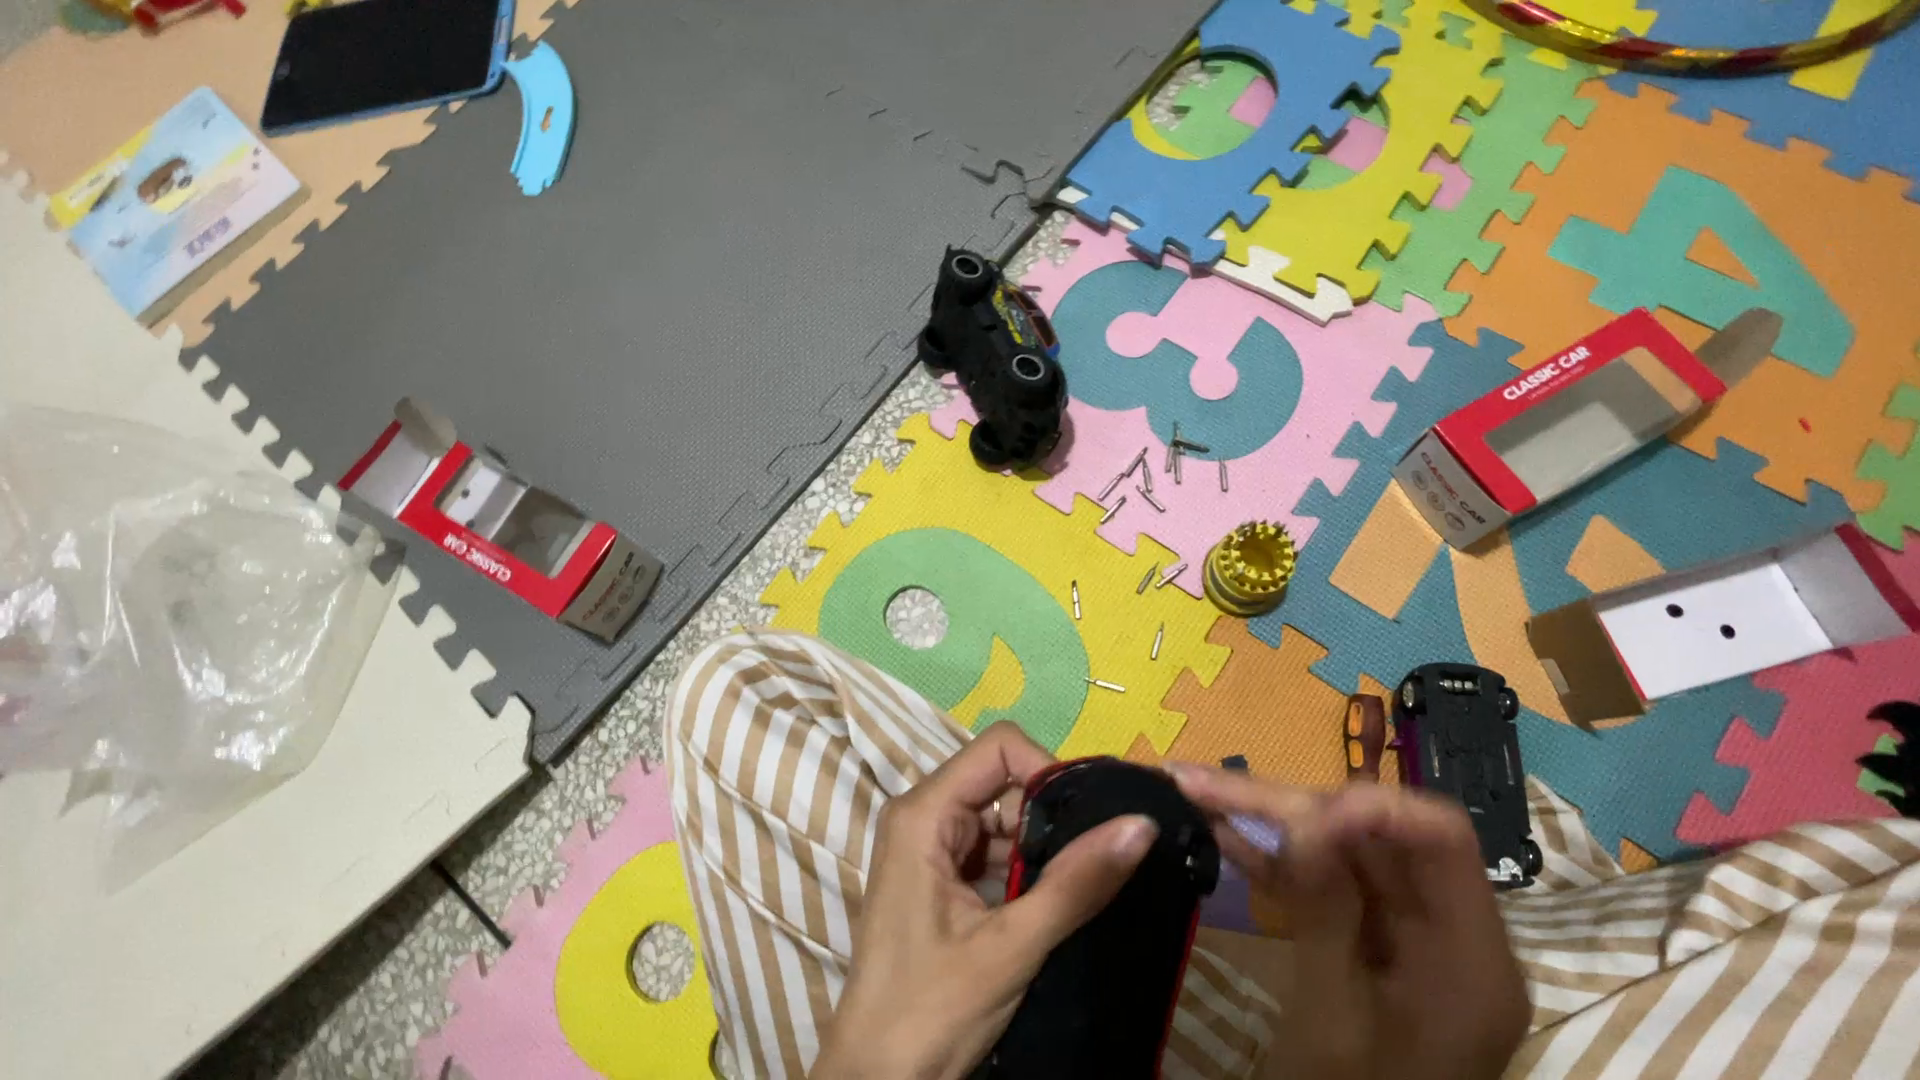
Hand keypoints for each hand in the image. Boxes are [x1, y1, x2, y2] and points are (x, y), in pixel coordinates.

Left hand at [812, 725, 1156, 1079]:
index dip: (1048, 771)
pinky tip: (1045, 906)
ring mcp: (928, 847)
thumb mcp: (1012, 946)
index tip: (1086, 821)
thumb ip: (1075, 882)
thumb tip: (1140, 823)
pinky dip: (1023, 870)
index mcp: (924, 813)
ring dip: (1038, 849)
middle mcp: (922, 815)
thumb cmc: (931, 1009)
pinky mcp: (937, 877)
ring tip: (1070, 892)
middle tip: (1084, 868)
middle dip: (1048, 817)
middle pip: (1002, 780)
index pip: (999, 748)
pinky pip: (990, 849)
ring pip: (1001, 817)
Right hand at [1169, 766, 1528, 1079]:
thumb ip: (1326, 915)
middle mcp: (1444, 928)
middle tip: (1201, 783)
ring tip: (1194, 791)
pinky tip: (1220, 833)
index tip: (1294, 809)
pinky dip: (1272, 857)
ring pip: (1339, 848)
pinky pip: (1323, 881)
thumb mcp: (1336, 1024)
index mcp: (1469, 956)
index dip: (1371, 805)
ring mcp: (1403, 933)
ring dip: (1268, 821)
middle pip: (1374, 835)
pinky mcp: (1367, 940)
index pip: (1441, 839)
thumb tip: (1305, 818)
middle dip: (1287, 804)